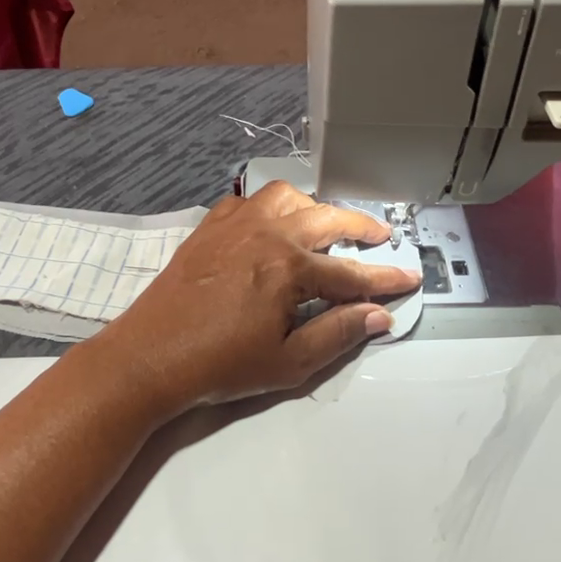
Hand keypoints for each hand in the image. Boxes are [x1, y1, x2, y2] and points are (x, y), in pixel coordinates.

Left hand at [91, 181, 421, 414]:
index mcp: (288, 267)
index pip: (351, 272)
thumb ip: (338, 334)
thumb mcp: (288, 363)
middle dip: (360, 227)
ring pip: (286, 196)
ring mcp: (235, 224)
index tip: (410, 276)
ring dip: (312, 206)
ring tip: (325, 224)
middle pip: (326, 219)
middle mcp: (267, 233)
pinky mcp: (210, 227)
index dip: (384, 278)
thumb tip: (378, 315)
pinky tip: (272, 225)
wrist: (150, 356)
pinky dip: (269, 207)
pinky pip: (248, 201)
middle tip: (380, 237)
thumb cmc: (220, 365)